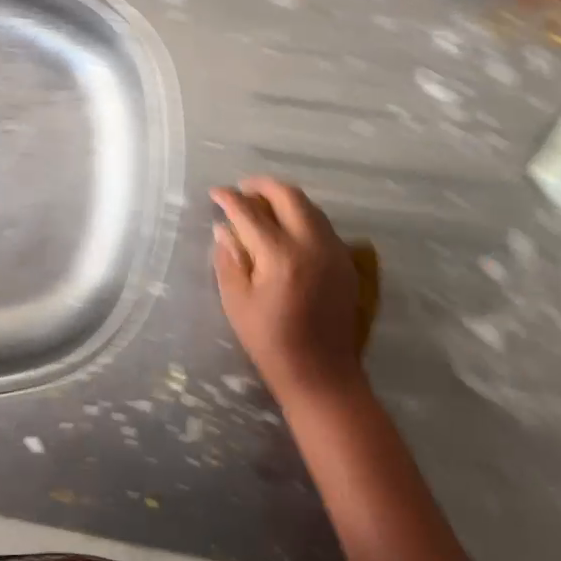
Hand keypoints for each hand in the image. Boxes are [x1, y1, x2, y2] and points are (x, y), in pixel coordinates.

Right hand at [210, 175, 364, 399]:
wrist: (322, 375)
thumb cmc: (270, 342)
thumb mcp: (236, 301)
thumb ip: (229, 258)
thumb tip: (224, 228)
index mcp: (281, 255)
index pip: (250, 213)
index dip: (229, 199)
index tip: (215, 194)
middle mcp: (312, 244)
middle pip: (288, 196)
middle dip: (261, 186)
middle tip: (242, 190)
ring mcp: (334, 251)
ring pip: (310, 206)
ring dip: (284, 199)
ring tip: (262, 206)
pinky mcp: (345, 262)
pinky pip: (322, 225)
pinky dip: (302, 216)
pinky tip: (286, 229)